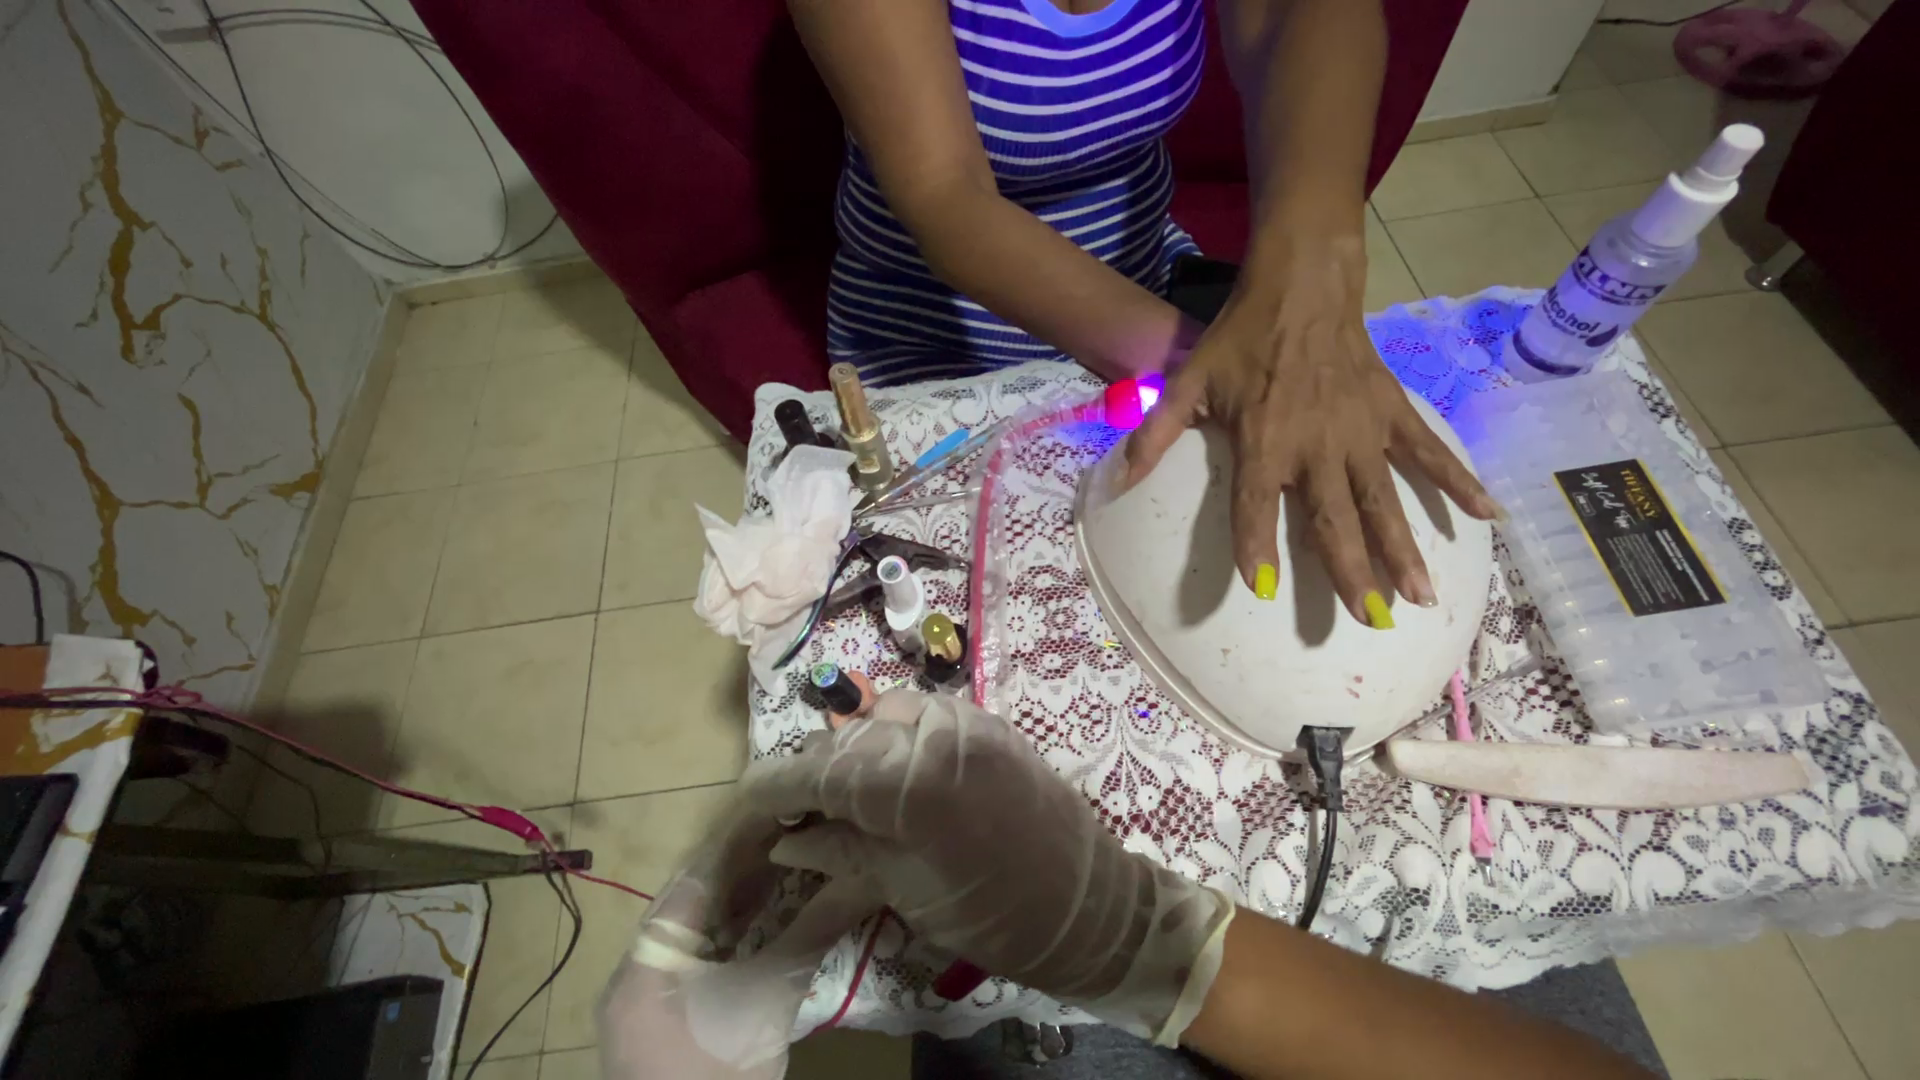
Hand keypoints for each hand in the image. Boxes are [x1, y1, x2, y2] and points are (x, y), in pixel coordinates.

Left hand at [598, 807, 874, 1078]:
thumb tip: (865, 876)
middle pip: (697, 897)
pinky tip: (773, 911)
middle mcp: (637, 968)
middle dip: (748, 864)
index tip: (786, 807)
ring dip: (745, 895)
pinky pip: (702, 955)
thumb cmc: (723, 1071)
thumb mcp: (771, 997)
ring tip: (793, 859)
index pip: (697, 875)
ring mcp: (649, 996)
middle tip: (799, 828)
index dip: (744, 839)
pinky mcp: (667, 1016)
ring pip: (700, 925)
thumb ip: (813, 930)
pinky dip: (737, 931)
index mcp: (647, 957)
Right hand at [740, 690, 1234, 1045]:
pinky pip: (923, 713)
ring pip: (882, 716)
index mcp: (913, 782)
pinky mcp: (988, 719)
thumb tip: (784, 841)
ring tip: (848, 797)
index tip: (749, 805)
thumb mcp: (907, 891)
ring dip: (856, 751)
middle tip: (795, 816)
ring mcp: (968, 718)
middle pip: (847, 739)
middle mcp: (938, 730)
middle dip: (814, 774)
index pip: (820, 771)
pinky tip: (893, 775)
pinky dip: (895, 738)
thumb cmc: (996, 915)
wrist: (1092, 904)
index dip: (775, 788)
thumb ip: (841, 851)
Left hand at [1123, 228, 1499, 626]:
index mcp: (1264, 442)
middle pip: (1333, 519)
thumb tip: (1117, 478)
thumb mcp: (1188, 383)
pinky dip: (1457, 482)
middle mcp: (1316, 446)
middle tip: (1369, 620)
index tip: (1264, 589)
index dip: (1255, 546)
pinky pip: (1429, 453)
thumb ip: (1155, 434)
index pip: (1255, 506)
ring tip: (1420, 596)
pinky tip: (1485, 515)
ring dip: (1403, 548)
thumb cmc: (1239, 340)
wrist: (1302, 287)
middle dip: (1350, 572)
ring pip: (1385, 500)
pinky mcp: (1392, 412)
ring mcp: (1361, 431)